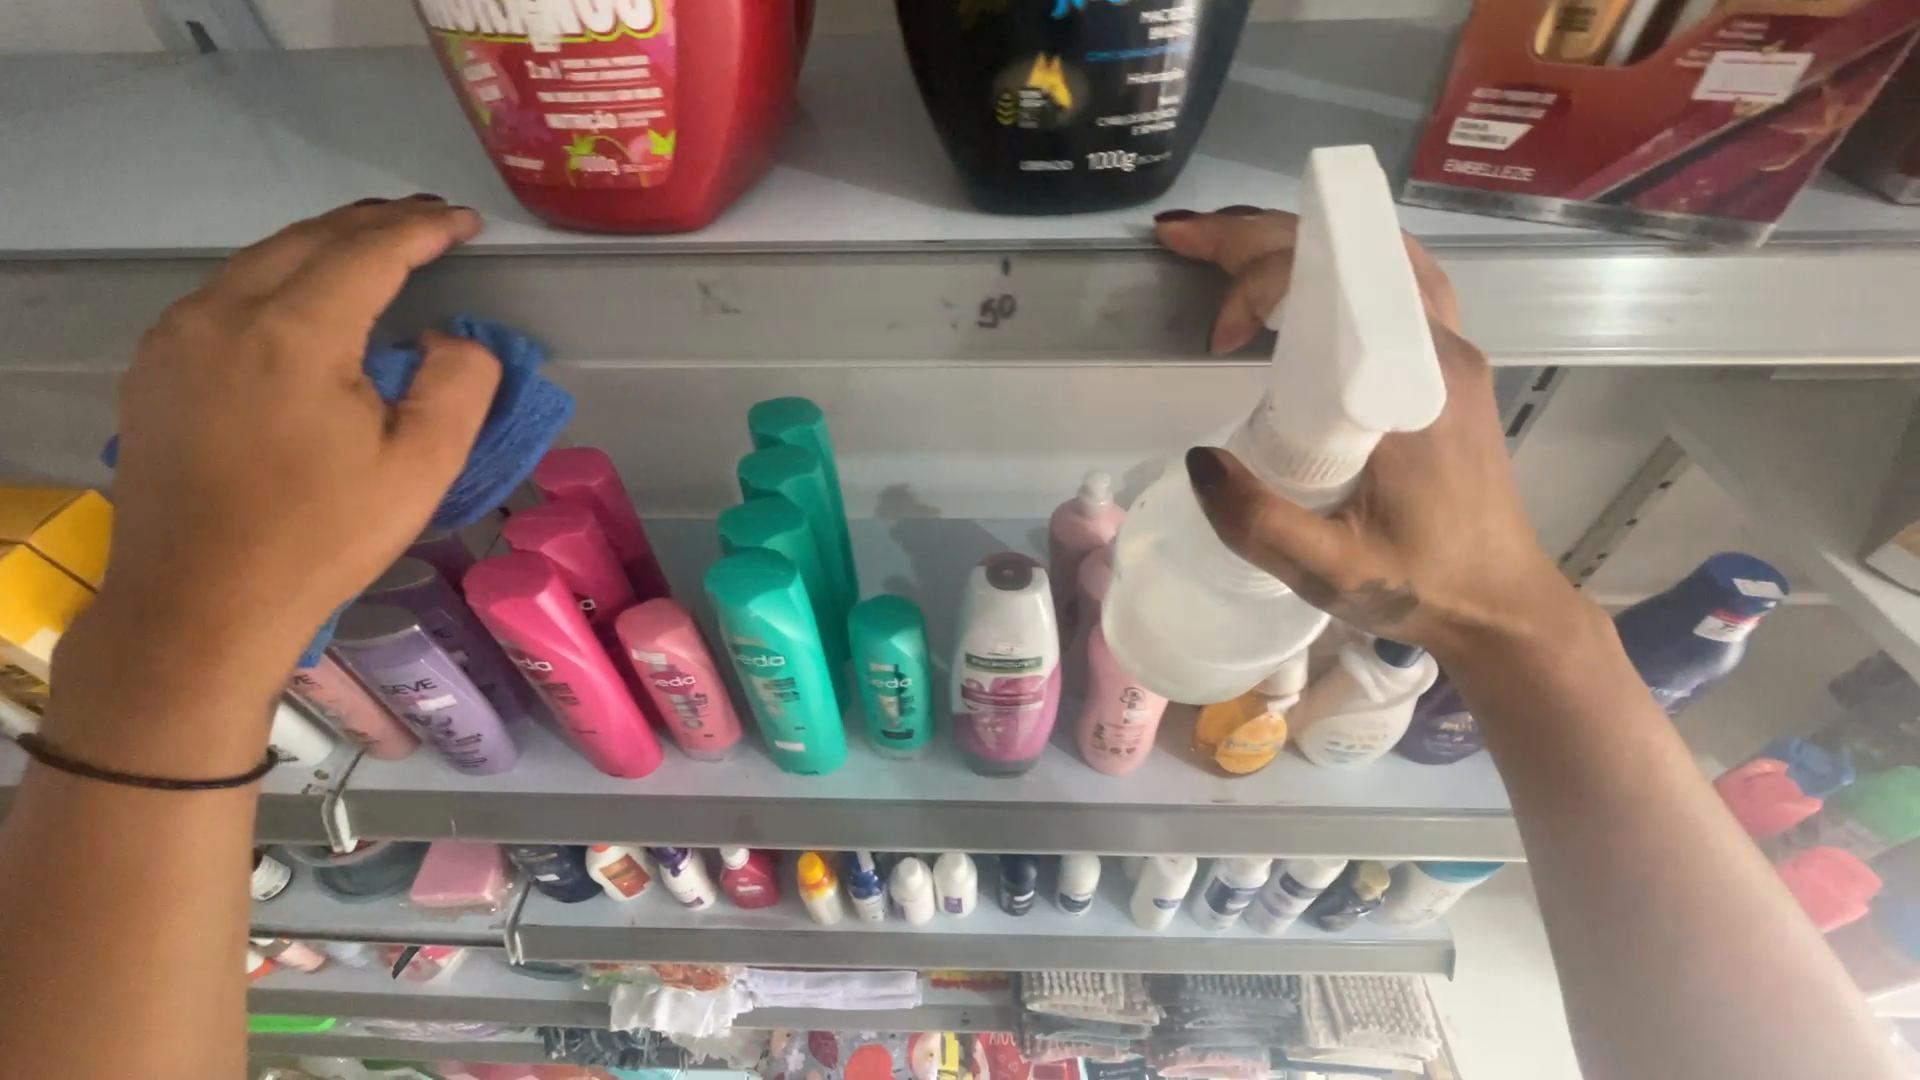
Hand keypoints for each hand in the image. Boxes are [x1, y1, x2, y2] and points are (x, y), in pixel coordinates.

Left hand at [101, 197, 500, 661]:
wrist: (206, 596)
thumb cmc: (329, 532)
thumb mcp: (427, 463)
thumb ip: (460, 383)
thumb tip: (447, 338)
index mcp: (294, 333)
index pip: (368, 252)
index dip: (423, 229)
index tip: (466, 221)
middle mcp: (222, 314)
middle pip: (307, 240)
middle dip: (375, 222)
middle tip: (429, 218)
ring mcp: (177, 338)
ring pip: (260, 260)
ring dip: (326, 243)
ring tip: (378, 243)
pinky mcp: (157, 367)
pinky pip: (228, 293)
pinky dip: (283, 275)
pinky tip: (309, 296)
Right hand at [1155, 207, 1589, 661]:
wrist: (1502, 606)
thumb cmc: (1421, 584)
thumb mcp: (1328, 569)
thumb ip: (1256, 521)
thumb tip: (1196, 458)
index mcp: (1416, 385)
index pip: (1341, 279)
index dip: (1263, 278)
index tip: (1217, 338)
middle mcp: (1441, 351)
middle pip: (1356, 251)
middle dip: (1259, 236)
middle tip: (1181, 235)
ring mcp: (1449, 356)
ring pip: (1376, 261)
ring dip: (1298, 241)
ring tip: (1224, 247)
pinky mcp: (1445, 372)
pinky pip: (1390, 290)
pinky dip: (1334, 268)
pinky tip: (1294, 285)